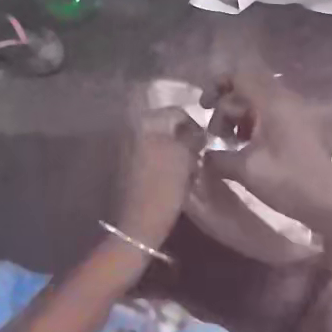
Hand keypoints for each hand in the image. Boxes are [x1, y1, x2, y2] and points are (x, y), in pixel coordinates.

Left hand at [111, 106, 203, 248]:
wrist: (139, 220)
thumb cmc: (164, 186)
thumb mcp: (184, 158)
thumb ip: (191, 137)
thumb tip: (197, 131)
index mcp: (144, 121)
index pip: (176, 112)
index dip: (195, 125)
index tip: (206, 142)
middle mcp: (130, 127)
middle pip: (164, 124)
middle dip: (182, 136)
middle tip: (198, 153)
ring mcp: (125, 145)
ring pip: (157, 138)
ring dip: (173, 147)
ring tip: (188, 165)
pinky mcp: (124, 162)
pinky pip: (148, 151)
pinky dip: (162, 158)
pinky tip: (173, 173)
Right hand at [202, 63, 331, 227]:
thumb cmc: (292, 182)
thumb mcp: (247, 171)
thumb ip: (219, 158)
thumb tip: (203, 155)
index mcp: (272, 104)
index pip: (239, 77)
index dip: (217, 86)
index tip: (203, 107)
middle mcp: (286, 103)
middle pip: (247, 92)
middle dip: (226, 110)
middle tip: (215, 136)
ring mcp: (298, 116)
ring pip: (260, 106)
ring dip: (240, 120)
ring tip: (231, 145)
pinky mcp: (304, 130)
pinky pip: (273, 117)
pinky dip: (256, 128)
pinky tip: (250, 151)